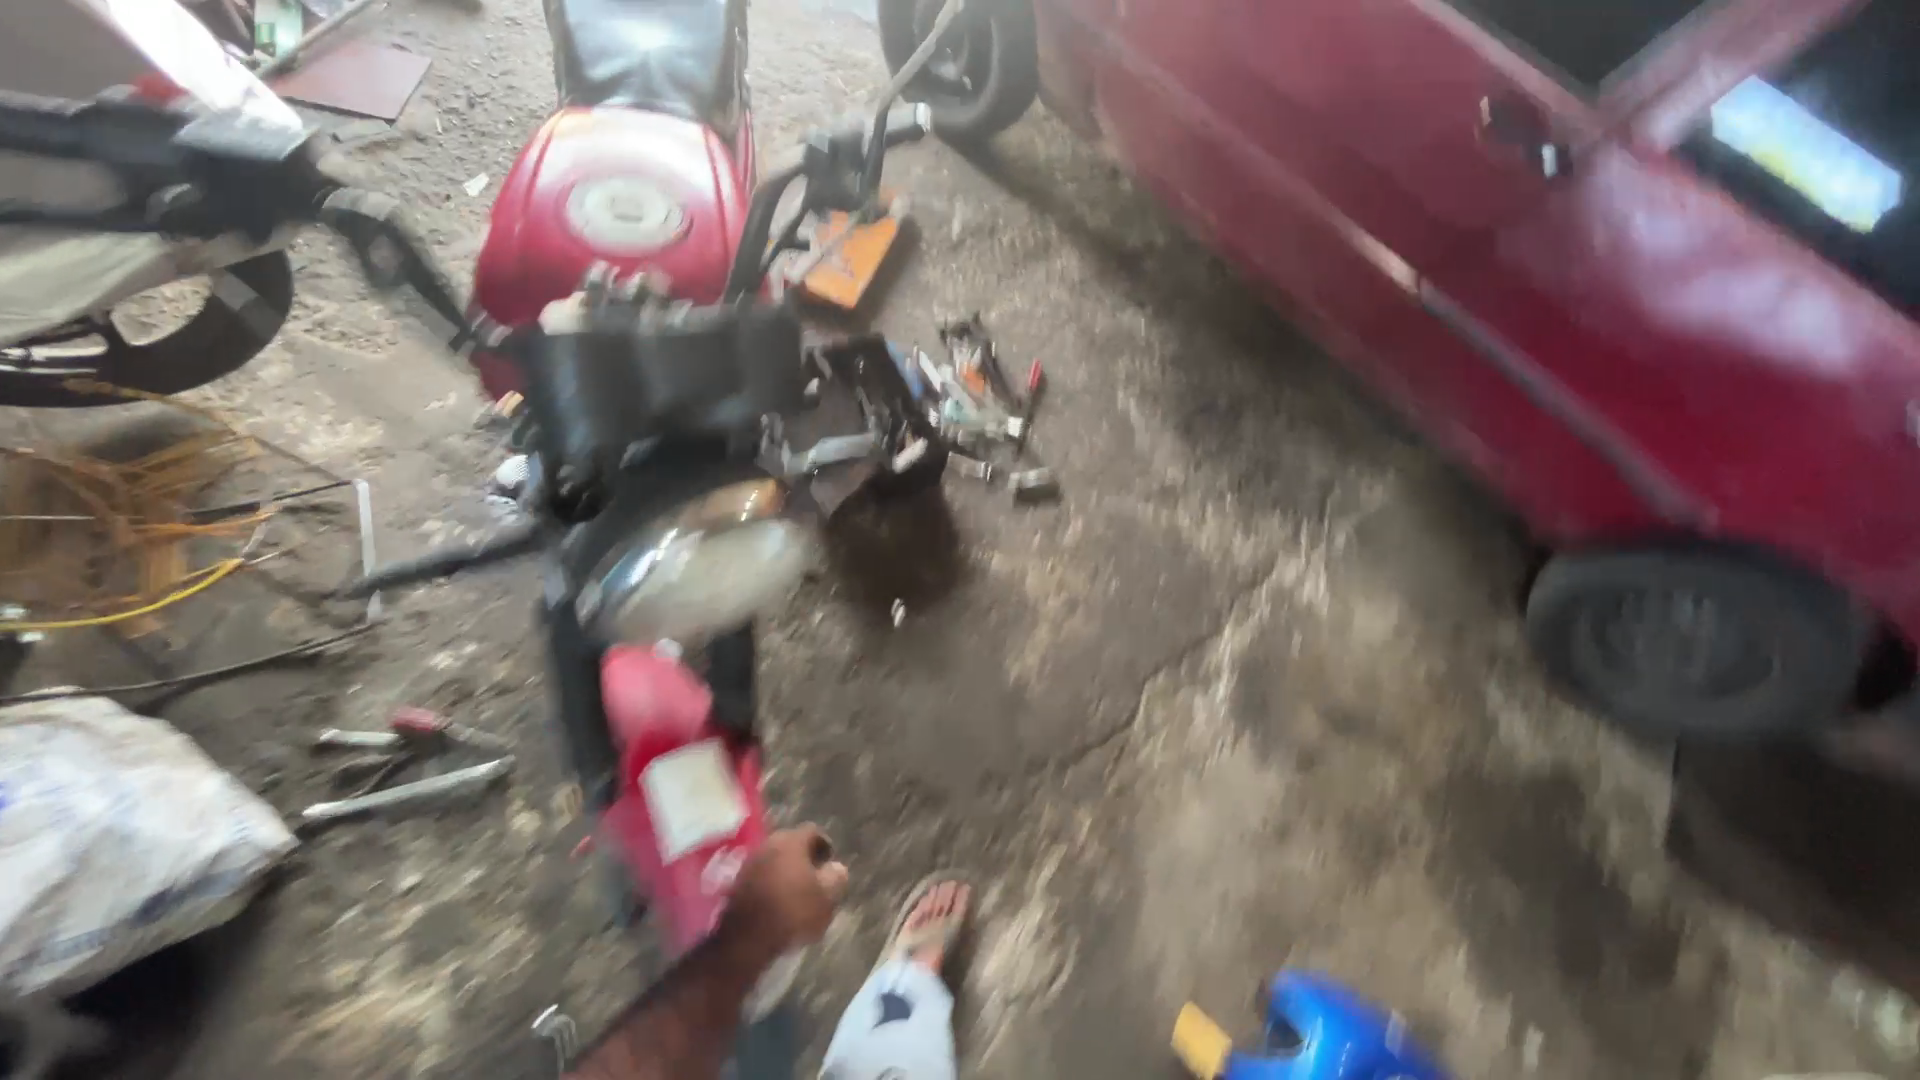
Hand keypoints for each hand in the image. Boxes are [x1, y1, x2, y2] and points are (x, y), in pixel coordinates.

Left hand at [727, 825, 847, 958]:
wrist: (745, 939)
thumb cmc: (792, 912)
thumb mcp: (826, 898)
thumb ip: (836, 878)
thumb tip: (836, 867)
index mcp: (792, 841)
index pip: (813, 832)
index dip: (824, 846)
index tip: (829, 864)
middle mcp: (768, 843)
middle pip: (791, 844)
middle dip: (803, 858)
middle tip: (814, 878)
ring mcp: (749, 862)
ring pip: (774, 860)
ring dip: (785, 871)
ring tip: (795, 893)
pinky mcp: (735, 882)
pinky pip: (760, 876)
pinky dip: (770, 884)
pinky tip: (776, 903)